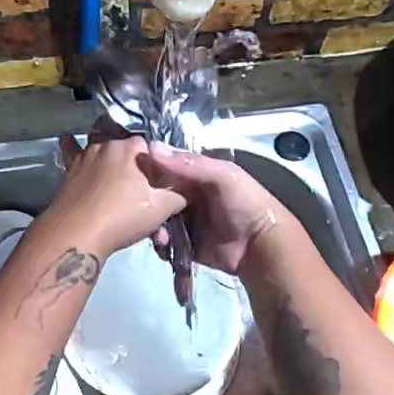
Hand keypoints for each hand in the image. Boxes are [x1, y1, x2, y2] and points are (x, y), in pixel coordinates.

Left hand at [45, 134, 187, 254]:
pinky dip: (73, 145)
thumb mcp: (162, 209)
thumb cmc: (122, 218)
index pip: (154, 149)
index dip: (159, 166)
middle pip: (128, 151)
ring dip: (111, 158)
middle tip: (142, 191)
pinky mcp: (69, 168)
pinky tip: (69, 139)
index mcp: (132, 148)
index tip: (160, 185)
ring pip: (104, 150)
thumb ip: (180, 195)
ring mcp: (86, 155)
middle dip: (136, 166)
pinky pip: (72, 150)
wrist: (76, 234)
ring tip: (117, 174)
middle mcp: (108, 144)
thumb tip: (188, 188)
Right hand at [143, 143, 290, 273]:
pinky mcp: (187, 244)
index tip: (132, 174)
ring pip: (160, 219)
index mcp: (199, 175)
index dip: (150, 170)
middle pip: (160, 196)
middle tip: (142, 209)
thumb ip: (190, 163)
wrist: (261, 246)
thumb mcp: (223, 175)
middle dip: (149, 203)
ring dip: (154, 225)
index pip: (168, 168)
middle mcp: (191, 196)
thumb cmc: (246, 204)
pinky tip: (162, 244)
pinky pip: (167, 242)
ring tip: (158, 233)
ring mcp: (188, 221)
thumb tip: (151, 148)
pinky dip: (161, 243)